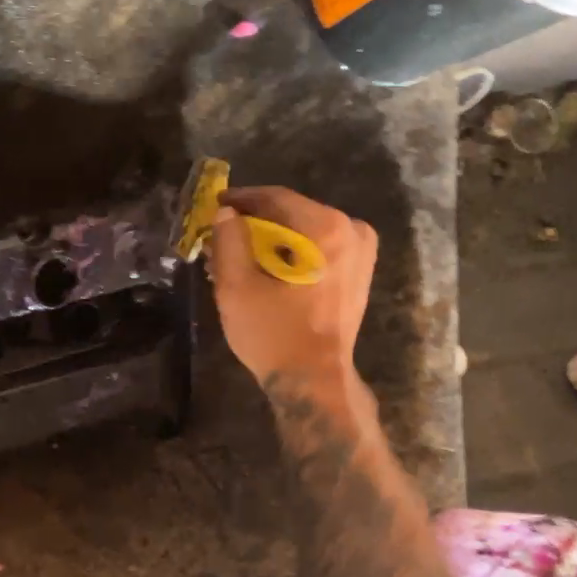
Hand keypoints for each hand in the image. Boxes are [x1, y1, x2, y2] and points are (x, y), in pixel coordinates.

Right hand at [208, 187, 377, 390]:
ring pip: (306, 231)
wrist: (313, 378)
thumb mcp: (237, 289)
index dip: (242, 199)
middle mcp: (351, 229)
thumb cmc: (273, 334)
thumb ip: (229, 244)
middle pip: (293, 213)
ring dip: (272, 240)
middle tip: (222, 238)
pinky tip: (268, 271)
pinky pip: (319, 248)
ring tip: (241, 257)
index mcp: (325, 228)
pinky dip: (291, 253)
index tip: (215, 205)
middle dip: (255, 224)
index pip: (277, 198)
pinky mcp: (359, 271)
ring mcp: (362, 250)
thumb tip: (225, 214)